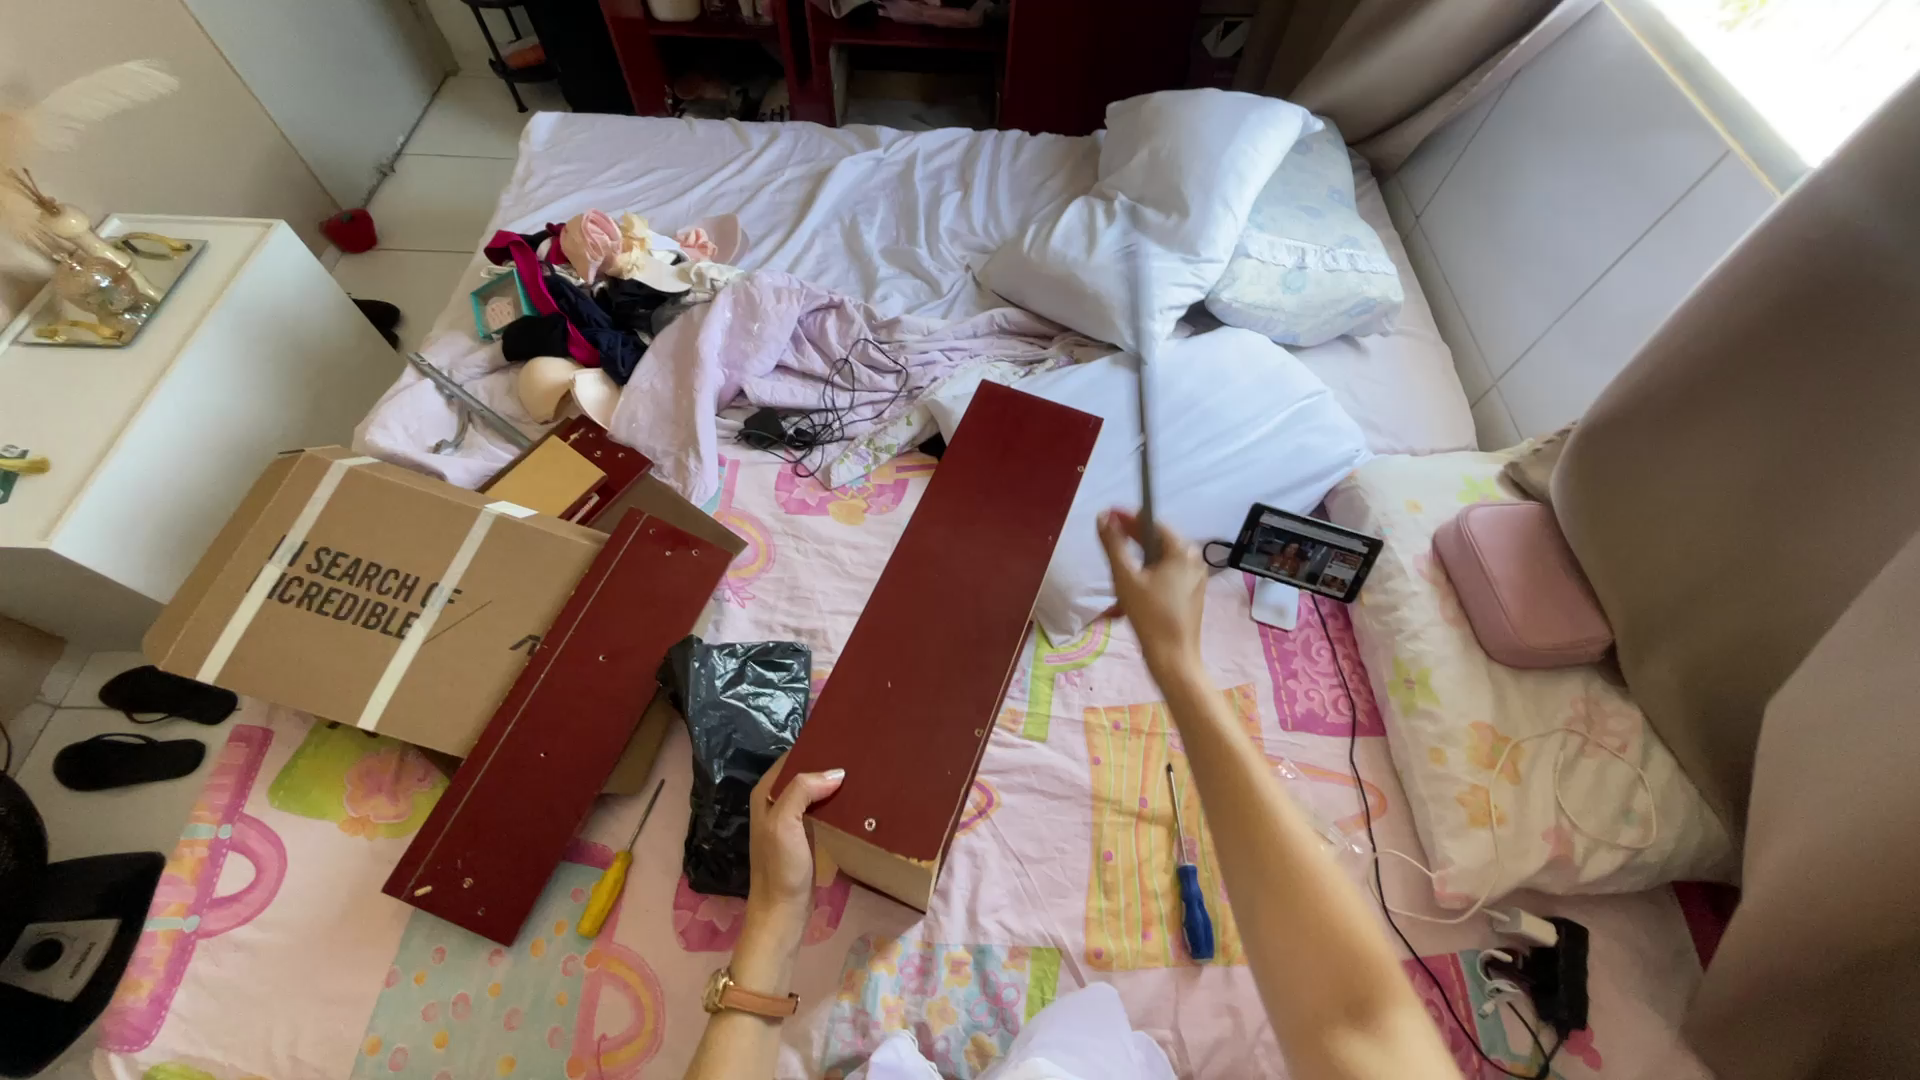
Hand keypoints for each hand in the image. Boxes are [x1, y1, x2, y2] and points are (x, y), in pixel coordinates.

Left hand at [745, 754, 844, 944]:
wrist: (784, 912)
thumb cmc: (780, 867)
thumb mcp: (785, 823)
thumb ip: (802, 790)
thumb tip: (836, 772)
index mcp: (766, 792)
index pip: (792, 757)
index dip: (815, 747)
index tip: (843, 738)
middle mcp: (776, 801)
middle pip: (805, 771)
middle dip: (828, 762)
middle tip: (859, 752)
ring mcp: (792, 818)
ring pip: (815, 789)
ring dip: (834, 781)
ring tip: (863, 769)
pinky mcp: (807, 832)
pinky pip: (823, 806)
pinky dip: (837, 800)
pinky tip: (856, 796)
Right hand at [1099, 509, 1207, 682]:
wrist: (1173, 658)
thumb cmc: (1149, 615)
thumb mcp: (1125, 577)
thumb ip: (1113, 544)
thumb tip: (1103, 517)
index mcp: (1182, 551)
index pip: (1151, 522)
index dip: (1127, 517)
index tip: (1107, 514)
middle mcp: (1193, 560)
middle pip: (1157, 541)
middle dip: (1131, 539)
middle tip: (1107, 538)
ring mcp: (1194, 579)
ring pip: (1159, 560)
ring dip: (1136, 561)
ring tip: (1116, 569)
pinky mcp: (1190, 595)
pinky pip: (1165, 576)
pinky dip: (1146, 576)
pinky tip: (1130, 591)